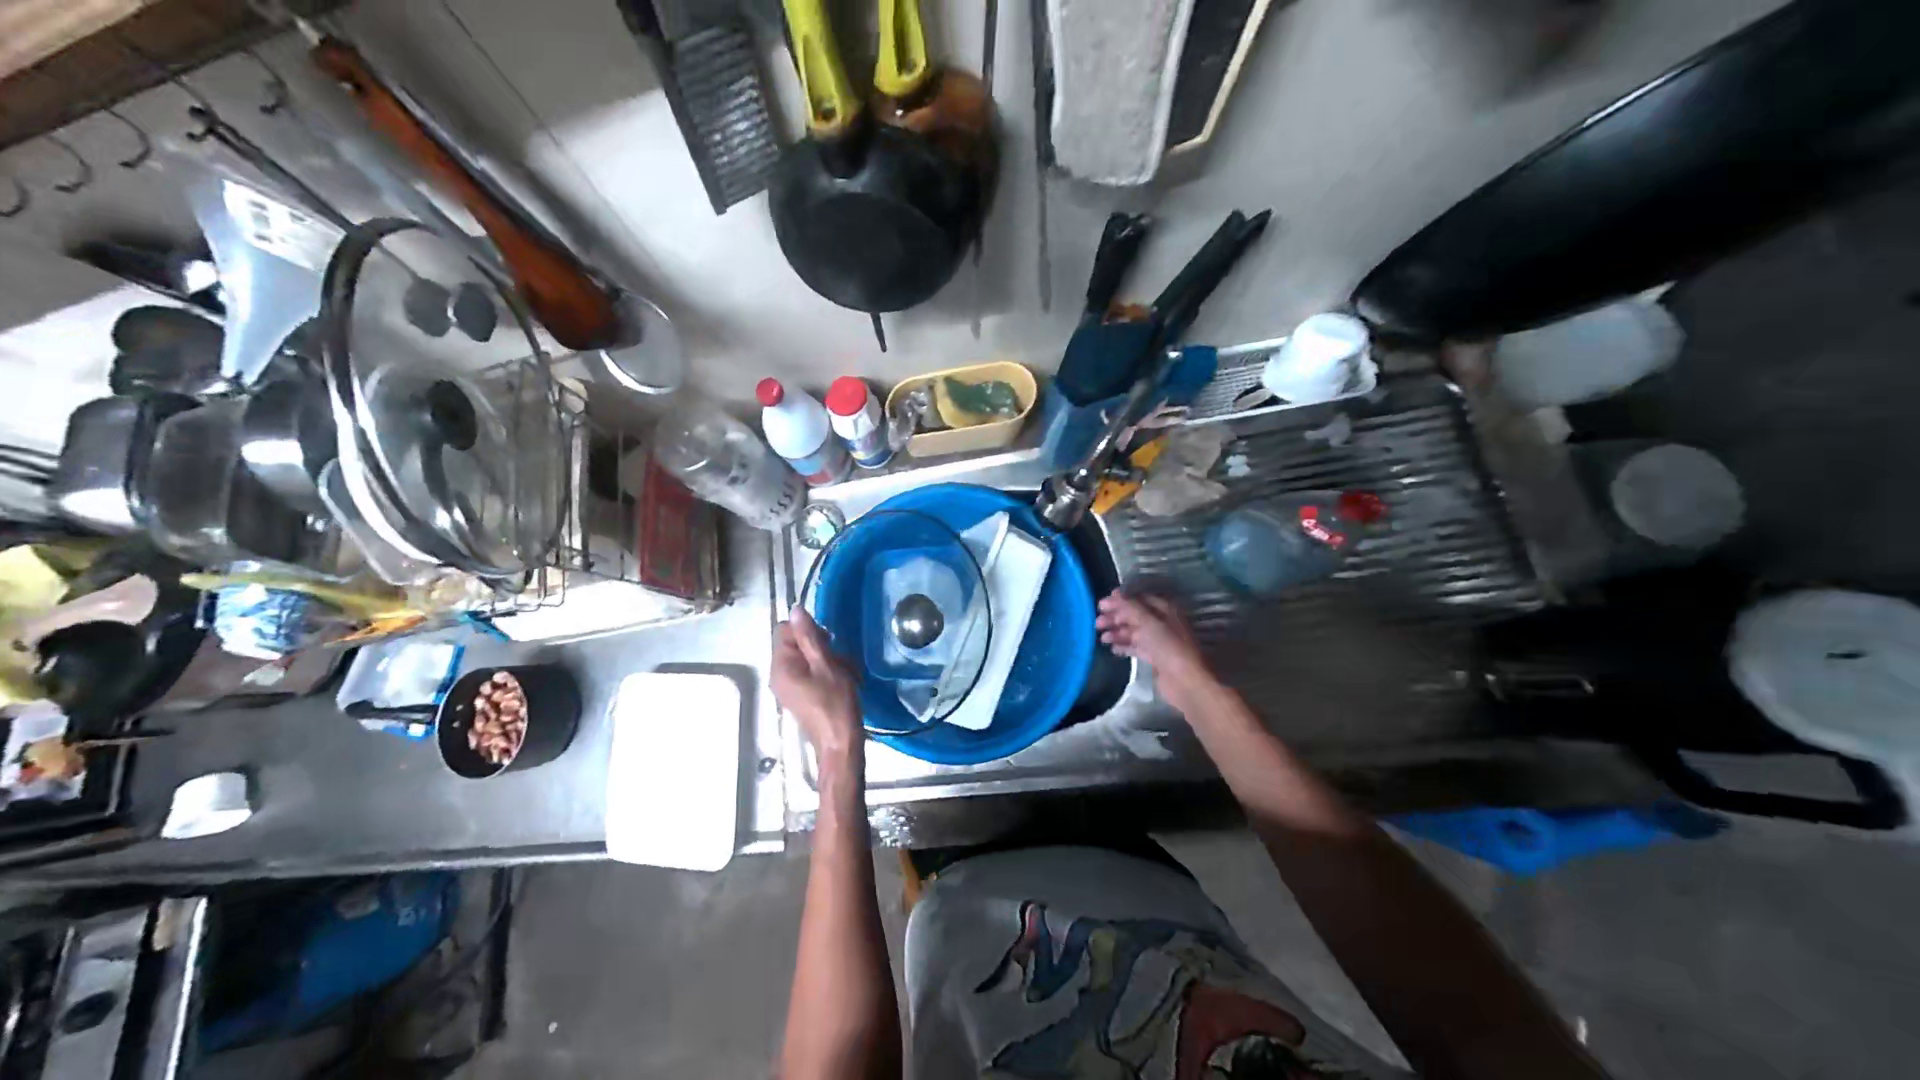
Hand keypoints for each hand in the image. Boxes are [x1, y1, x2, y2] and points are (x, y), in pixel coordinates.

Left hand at [772, 608, 862, 765]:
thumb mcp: (827, 666)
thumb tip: (796, 610)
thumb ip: (810, 637)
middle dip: (821, 646)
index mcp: (781, 666)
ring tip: (846, 674)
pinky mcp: (797, 695)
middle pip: (795, 643)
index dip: (808, 630)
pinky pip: (808, 672)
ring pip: (805, 658)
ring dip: (828, 660)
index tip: (829, 643)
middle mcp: (777, 675)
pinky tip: (841, 682)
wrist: (840, 745)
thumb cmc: (836, 704)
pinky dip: (825, 672)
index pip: (785, 630)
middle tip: (840, 660)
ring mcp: (786, 687)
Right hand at [1096, 590, 1213, 700]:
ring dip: (1117, 632)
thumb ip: (1129, 607)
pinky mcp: (1154, 657)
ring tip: (1101, 637)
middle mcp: (1162, 622)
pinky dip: (1123, 646)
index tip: (1102, 603)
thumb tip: (1114, 595)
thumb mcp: (1148, 622)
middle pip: (1135, 615)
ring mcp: (1158, 640)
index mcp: (1165, 610)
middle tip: (1097, 622)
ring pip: (1133, 631)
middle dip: (1115, 617)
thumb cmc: (1168, 646)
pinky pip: (1135, 647)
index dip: (1121, 599)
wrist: (1185, 681)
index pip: (1139, 598)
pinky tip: (1111, 648)